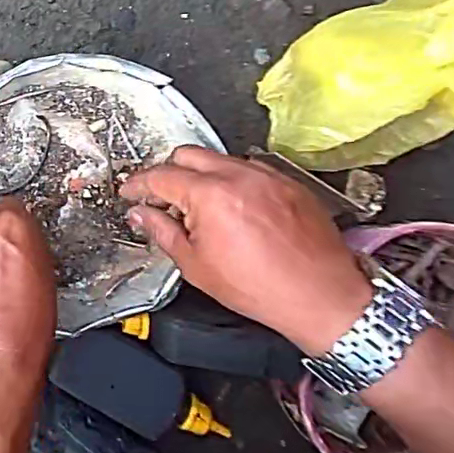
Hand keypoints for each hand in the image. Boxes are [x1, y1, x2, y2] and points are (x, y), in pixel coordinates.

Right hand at [120, 147, 372, 354]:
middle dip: (168, 173)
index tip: (130, 193)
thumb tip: (141, 215)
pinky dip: (232, 180)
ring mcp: (267, 176)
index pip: (160, 176)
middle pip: (187, 154)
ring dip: (201, 175)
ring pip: (219, 158)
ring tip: (201, 208)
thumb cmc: (262, 288)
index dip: (138, 184)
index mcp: (210, 195)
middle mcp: (239, 176)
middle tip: (162, 198)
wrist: (323, 298)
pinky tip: (233, 208)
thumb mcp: (196, 265)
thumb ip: (162, 232)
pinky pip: (249, 168)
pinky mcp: (288, 182)